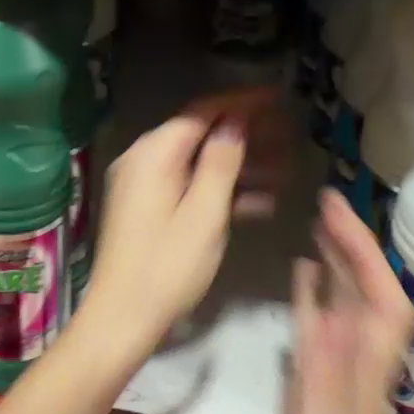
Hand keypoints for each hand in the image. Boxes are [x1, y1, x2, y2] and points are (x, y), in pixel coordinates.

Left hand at [78, 93, 262, 354]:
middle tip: (290, 135)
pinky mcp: (149, 208)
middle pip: (200, 134)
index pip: (201, 112)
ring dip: (240, 164)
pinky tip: (263, 203)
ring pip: (198, 162)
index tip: (278, 97)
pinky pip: (189, 186)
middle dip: (246, 134)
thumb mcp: (204, 213)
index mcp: (153, 153)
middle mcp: (143, 159)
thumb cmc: (167, 265)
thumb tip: (235, 123)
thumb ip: (220, 163)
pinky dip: (222, 189)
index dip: (241, 102)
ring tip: (288, 168)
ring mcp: (144, 184)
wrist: (123, 315)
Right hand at [270, 189, 413, 413]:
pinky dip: (314, 297)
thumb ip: (324, 384)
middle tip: (325, 201)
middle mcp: (358, 374)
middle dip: (353, 246)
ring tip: (316, 227)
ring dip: (338, 265)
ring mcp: (339, 384)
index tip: (338, 208)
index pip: (382, 303)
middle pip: (369, 300)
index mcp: (364, 381)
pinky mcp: (317, 396)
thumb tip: (328, 309)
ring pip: (348, 310)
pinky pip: (321, 332)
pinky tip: (302, 280)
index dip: (366, 252)